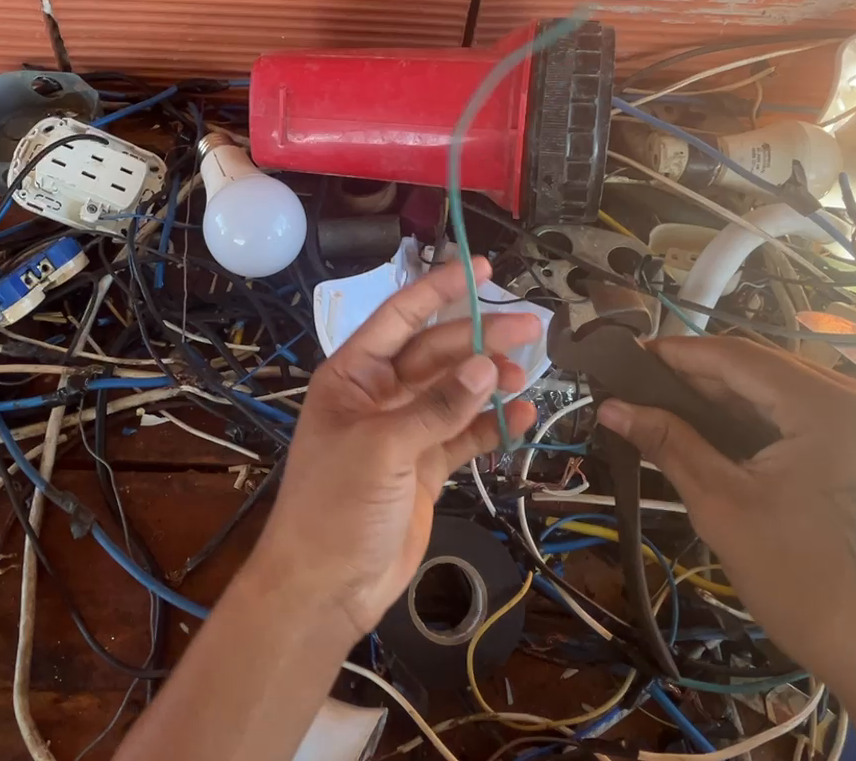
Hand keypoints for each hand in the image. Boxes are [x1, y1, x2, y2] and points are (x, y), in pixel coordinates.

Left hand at [249, 257, 539, 641]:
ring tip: (529, 375)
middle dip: (479, 339)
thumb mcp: (381, 449)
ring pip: (454, 393)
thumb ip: (436, 407)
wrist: (325, 587)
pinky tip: (523, 417)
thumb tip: (487, 366)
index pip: (400, 319)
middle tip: (530, 327)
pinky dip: (492, 426)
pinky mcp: (425, 467)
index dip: (439, 290)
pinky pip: (464, 436)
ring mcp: (405, 431)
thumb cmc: (334, 506)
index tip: (481, 268)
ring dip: (490, 382)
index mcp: (352, 376)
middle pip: (436, 354)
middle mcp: (379, 395)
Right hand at [596, 337, 855, 759]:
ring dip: (732, 396)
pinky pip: (816, 410)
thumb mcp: (723, 507)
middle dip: (701, 377)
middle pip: (765, 367)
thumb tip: (610, 406)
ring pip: (789, 386)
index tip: (626, 358)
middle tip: (642, 392)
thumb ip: (667, 442)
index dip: (675, 353)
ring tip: (674, 411)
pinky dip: (768, 416)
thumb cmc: (806, 585)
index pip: (737, 355)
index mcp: (835, 406)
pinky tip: (728, 432)